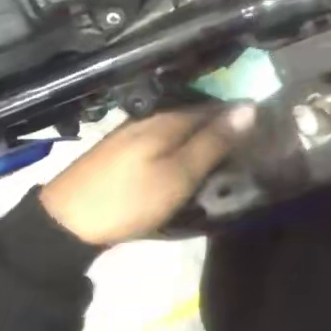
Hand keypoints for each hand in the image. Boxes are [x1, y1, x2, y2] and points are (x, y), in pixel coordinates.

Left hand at [39, 105, 258, 245]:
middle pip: (195, 115)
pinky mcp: (121, 151)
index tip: (264, 131)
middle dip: (222, 126)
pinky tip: (187, 163)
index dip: (239, 116)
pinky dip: (181, 148)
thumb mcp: (179, 174)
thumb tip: (249, 108)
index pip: (214, 106)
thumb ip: (214, 141)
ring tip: (224, 158)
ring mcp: (132, 133)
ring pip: (178, 128)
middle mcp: (150, 118)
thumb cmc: (130, 199)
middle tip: (249, 147)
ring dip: (202, 138)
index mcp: (167, 119)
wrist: (65, 223)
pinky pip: (163, 139)